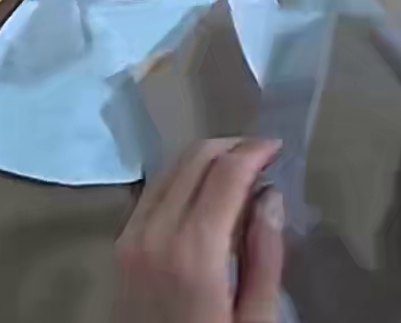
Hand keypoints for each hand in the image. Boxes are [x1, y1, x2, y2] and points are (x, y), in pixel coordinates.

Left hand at [113, 138, 285, 322]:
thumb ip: (265, 255)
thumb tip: (271, 194)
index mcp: (194, 251)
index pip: (228, 170)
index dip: (256, 149)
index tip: (279, 148)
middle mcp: (157, 232)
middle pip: (198, 156)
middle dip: (234, 146)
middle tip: (263, 157)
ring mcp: (132, 237)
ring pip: (174, 164)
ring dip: (209, 157)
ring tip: (239, 172)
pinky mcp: (121, 246)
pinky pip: (156, 187)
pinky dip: (185, 174)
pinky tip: (206, 192)